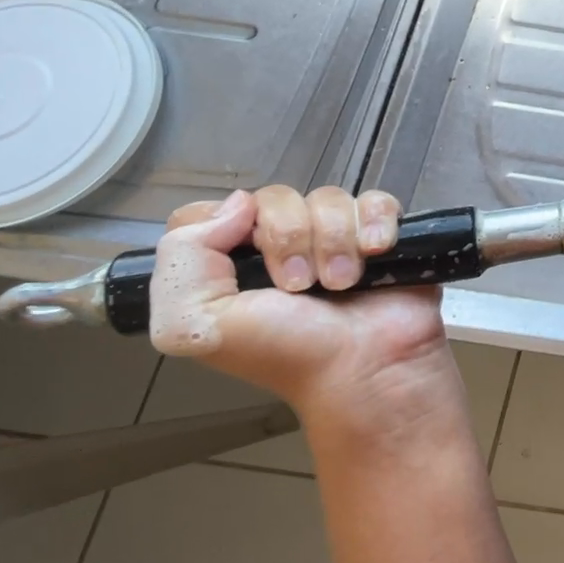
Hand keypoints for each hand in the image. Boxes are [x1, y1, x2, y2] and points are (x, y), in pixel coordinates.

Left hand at [149, 186, 451, 426]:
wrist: (365, 365)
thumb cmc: (284, 353)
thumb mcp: (194, 325)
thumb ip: (182, 259)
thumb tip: (239, 204)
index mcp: (228, 264)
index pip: (211, 210)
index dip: (228, 223)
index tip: (247, 258)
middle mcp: (280, 244)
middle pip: (275, 198)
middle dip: (291, 239)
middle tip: (301, 285)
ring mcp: (334, 236)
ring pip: (329, 198)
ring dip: (336, 241)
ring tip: (344, 282)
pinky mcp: (381, 233)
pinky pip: (376, 200)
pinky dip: (376, 222)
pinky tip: (377, 251)